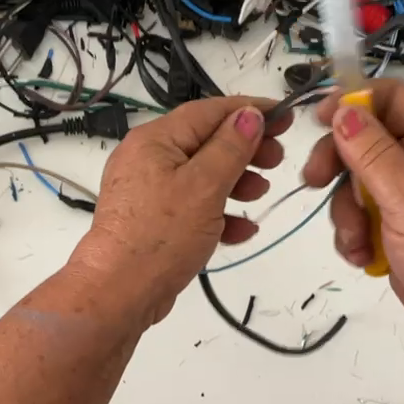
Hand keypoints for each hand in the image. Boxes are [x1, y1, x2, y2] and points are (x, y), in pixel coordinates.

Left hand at [72, 96, 290, 321]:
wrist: (119, 292)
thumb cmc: (161, 235)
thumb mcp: (204, 186)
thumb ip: (230, 148)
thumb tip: (249, 115)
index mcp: (155, 140)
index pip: (209, 111)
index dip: (249, 111)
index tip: (284, 117)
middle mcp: (148, 161)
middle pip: (205, 144)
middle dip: (245, 150)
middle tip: (277, 159)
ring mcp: (149, 195)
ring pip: (201, 178)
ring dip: (236, 184)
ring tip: (261, 193)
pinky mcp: (154, 225)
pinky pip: (192, 210)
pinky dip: (218, 215)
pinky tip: (243, 229)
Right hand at [300, 79, 403, 333]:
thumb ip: (373, 154)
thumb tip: (342, 112)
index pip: (392, 98)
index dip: (354, 102)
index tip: (319, 120)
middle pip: (364, 140)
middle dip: (337, 163)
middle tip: (313, 182)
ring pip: (355, 182)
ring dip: (345, 213)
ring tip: (356, 242)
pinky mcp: (393, 224)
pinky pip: (358, 215)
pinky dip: (353, 234)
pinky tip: (362, 255)